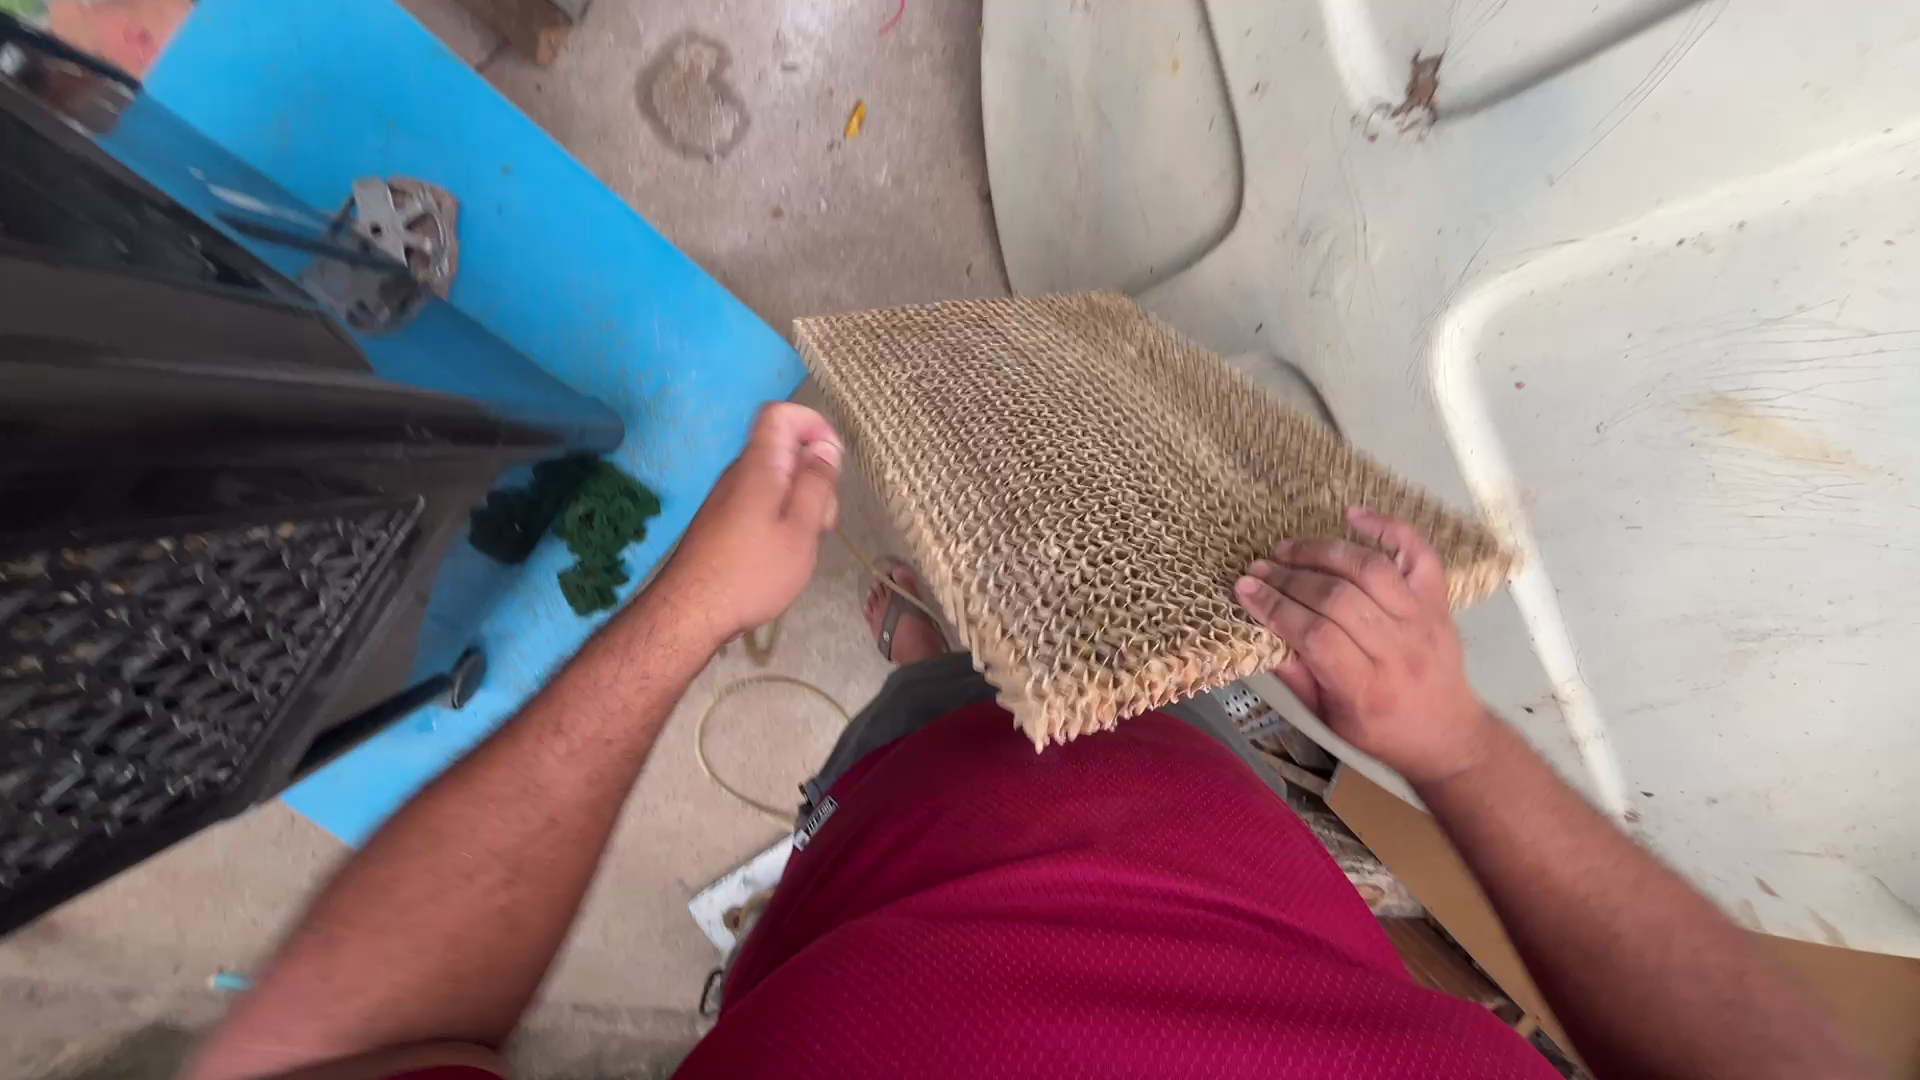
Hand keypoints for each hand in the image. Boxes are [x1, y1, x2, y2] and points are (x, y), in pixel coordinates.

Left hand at [652, 403, 842, 648]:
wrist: (691, 612)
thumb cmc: (752, 571)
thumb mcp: (800, 529)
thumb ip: (816, 483)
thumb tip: (826, 445)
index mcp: (759, 466)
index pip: (780, 415)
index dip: (812, 424)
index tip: (832, 459)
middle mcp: (740, 473)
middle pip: (784, 451)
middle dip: (814, 476)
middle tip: (822, 519)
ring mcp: (729, 498)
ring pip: (777, 481)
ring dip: (801, 503)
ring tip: (804, 543)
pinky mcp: (725, 521)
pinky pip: (763, 503)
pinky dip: (783, 519)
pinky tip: (783, 553)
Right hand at [1233, 506, 1495, 783]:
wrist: (1447, 735)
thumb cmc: (1378, 731)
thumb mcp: (1326, 718)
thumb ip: (1295, 675)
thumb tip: (1261, 628)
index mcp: (1367, 687)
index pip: (1315, 635)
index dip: (1275, 607)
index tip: (1244, 588)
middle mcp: (1399, 649)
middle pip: (1338, 598)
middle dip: (1289, 578)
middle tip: (1258, 568)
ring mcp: (1423, 620)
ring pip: (1370, 570)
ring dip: (1323, 551)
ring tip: (1288, 548)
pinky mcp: (1439, 601)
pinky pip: (1418, 554)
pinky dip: (1388, 527)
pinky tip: (1353, 515)